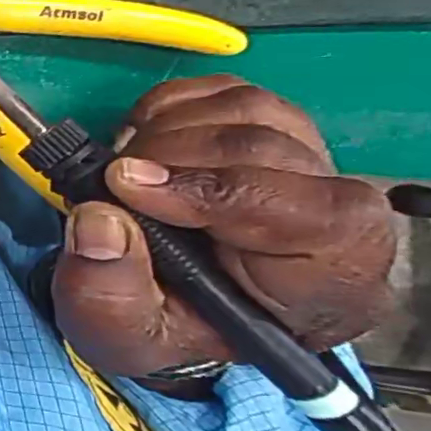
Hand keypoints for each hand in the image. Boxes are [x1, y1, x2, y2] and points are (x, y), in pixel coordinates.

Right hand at [53, 75, 394, 379]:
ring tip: (122, 169)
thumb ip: (107, 291)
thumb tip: (98, 218)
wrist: (164, 311)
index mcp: (319, 286)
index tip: (126, 185)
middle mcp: (333, 218)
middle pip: (269, 151)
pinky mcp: (267, 133)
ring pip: (250, 112)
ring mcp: (304, 166)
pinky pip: (228, 93)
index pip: (307, 216)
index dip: (214, 190)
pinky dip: (170, 107)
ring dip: (166, 131)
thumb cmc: (157, 330)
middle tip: (108, 183)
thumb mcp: (118, 336)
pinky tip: (139, 143)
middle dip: (169, 158)